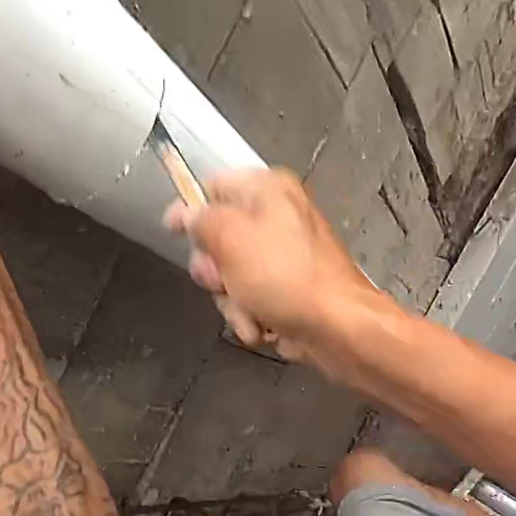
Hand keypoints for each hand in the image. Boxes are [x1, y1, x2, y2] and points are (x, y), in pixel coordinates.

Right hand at [164, 169, 383, 361]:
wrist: (337, 327)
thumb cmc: (289, 279)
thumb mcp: (229, 238)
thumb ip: (199, 219)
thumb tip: (185, 214)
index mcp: (268, 191)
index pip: (212, 187)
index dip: (190, 212)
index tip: (179, 235)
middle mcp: (278, 219)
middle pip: (218, 240)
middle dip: (215, 272)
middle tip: (224, 280)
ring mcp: (284, 258)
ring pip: (231, 278)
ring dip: (233, 302)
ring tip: (251, 310)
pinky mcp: (288, 290)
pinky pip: (252, 300)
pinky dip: (252, 317)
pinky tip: (263, 325)